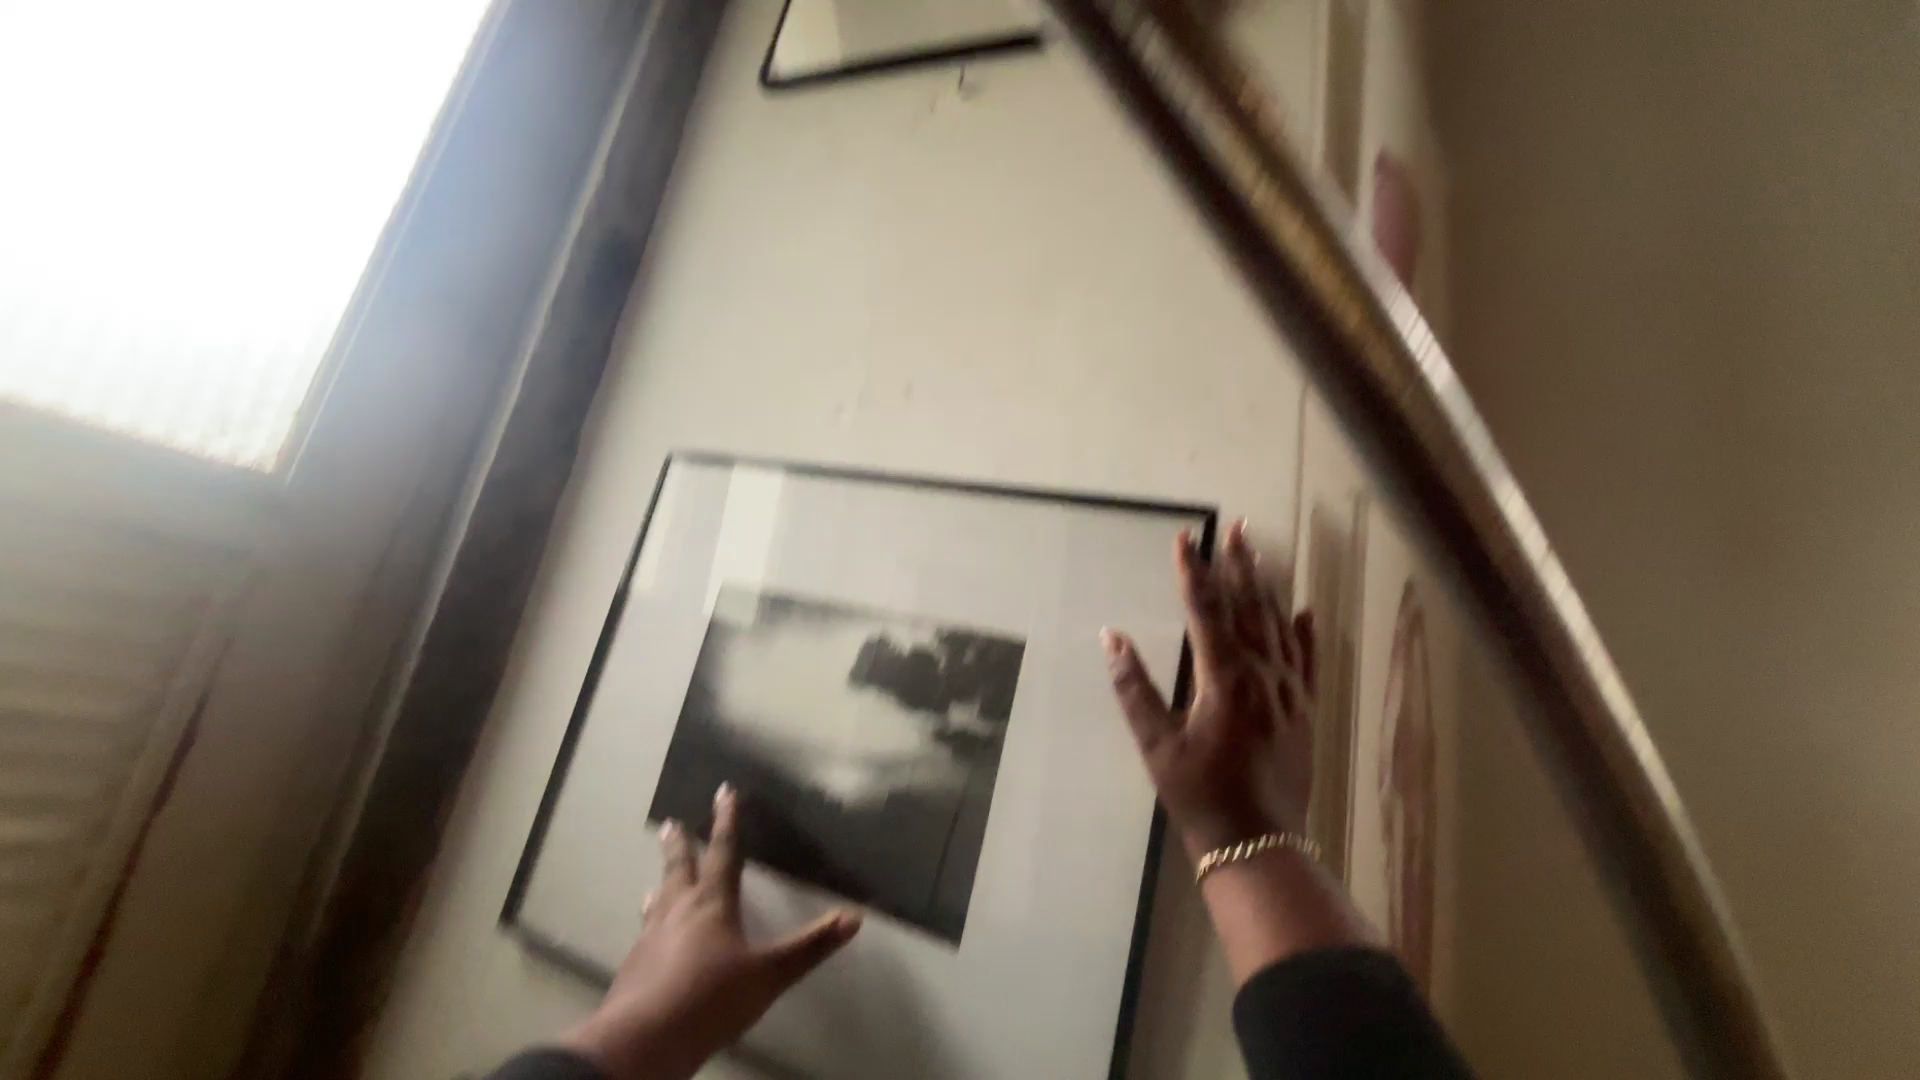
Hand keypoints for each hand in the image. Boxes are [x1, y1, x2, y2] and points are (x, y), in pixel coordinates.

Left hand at [560, 785, 862, 1079]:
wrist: (642, 1042)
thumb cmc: (710, 998)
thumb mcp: (769, 975)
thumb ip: (810, 946)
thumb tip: (854, 917)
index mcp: (712, 903)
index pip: (724, 852)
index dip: (727, 821)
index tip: (724, 791)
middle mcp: (679, 911)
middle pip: (680, 869)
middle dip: (680, 844)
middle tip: (671, 823)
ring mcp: (651, 938)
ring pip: (659, 900)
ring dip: (662, 883)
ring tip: (657, 880)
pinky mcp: (634, 967)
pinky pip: (645, 931)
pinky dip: (650, 920)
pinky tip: (647, 930)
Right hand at [1102, 519, 1315, 861]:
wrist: (1259, 844)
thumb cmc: (1200, 795)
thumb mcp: (1157, 745)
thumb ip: (1134, 689)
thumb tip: (1111, 637)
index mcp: (1225, 679)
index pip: (1206, 611)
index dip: (1193, 572)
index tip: (1185, 538)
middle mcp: (1263, 675)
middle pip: (1250, 608)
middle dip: (1240, 565)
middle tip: (1237, 528)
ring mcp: (1291, 692)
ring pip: (1280, 626)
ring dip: (1268, 587)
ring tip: (1260, 553)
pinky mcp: (1306, 711)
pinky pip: (1309, 661)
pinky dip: (1306, 633)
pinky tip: (1306, 610)